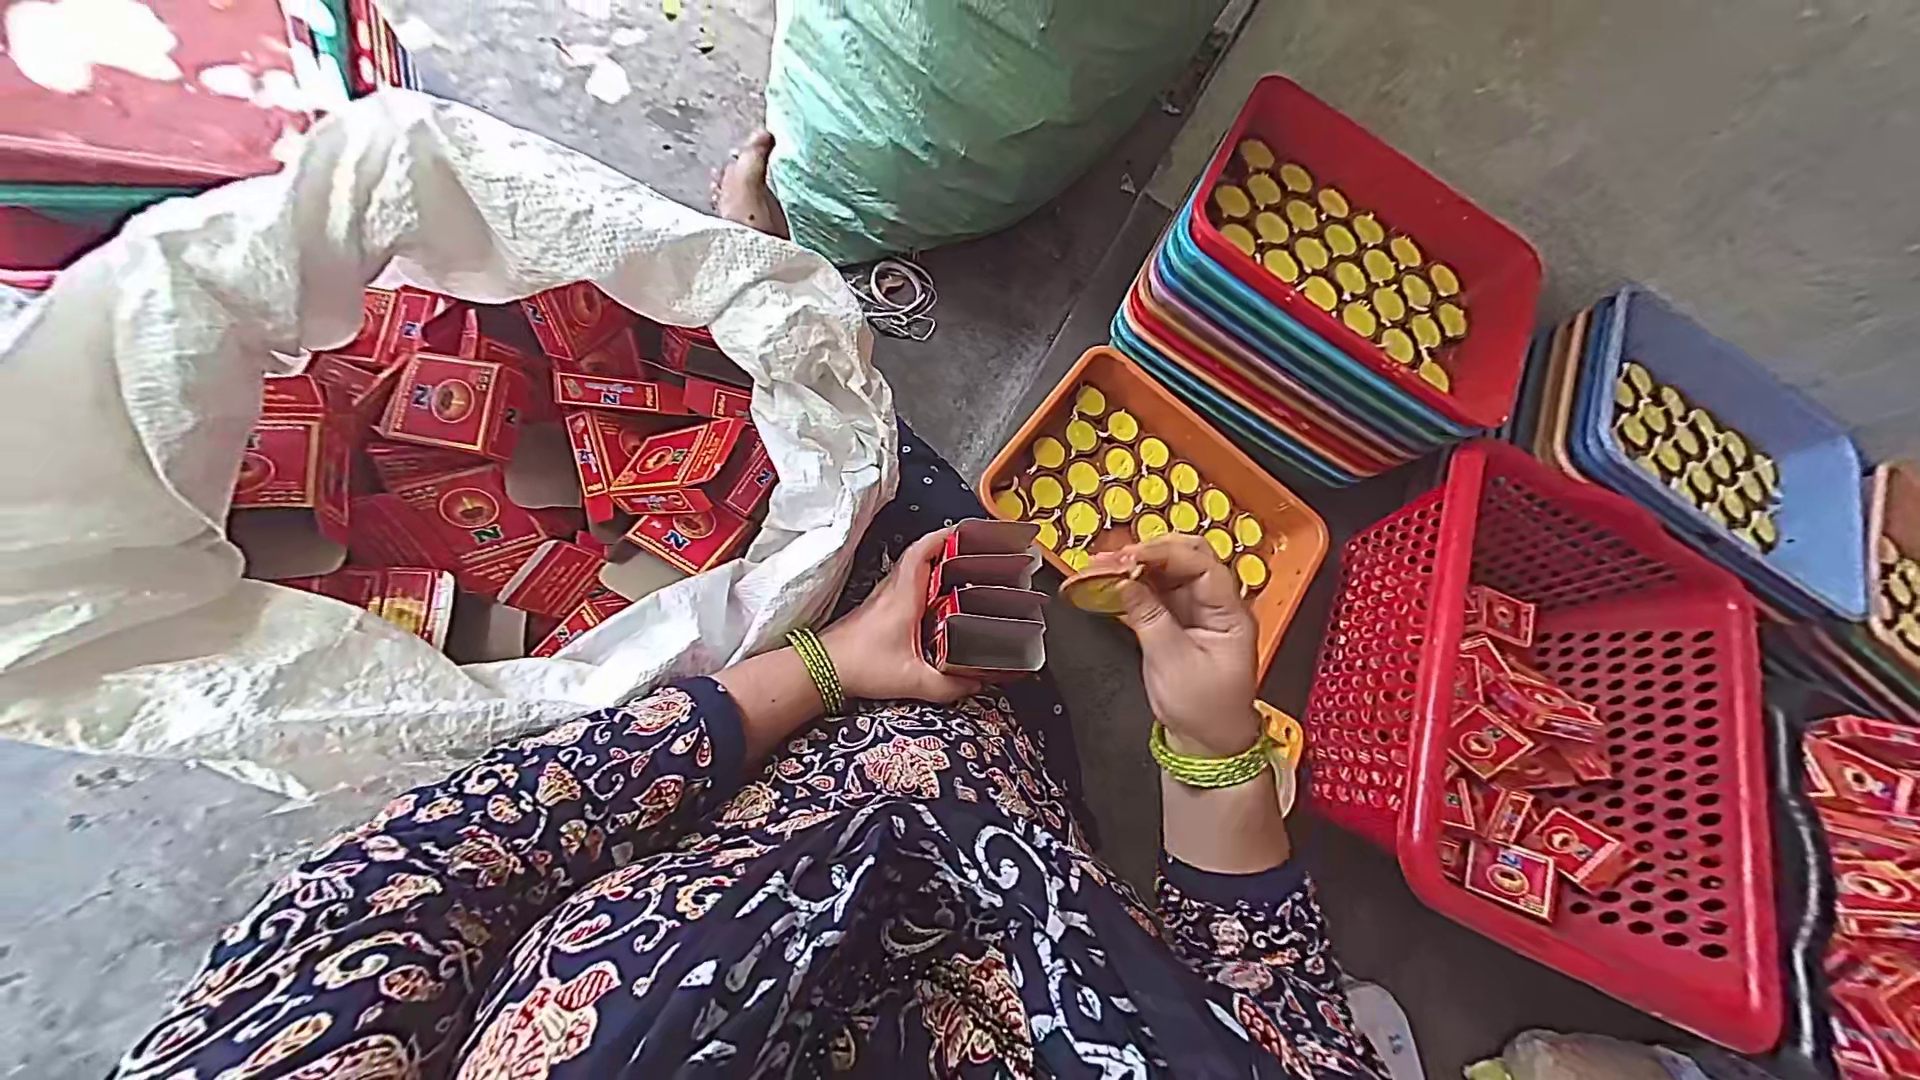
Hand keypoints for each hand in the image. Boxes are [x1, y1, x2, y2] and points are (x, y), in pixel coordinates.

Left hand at [819, 528, 980, 704]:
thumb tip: (975, 684)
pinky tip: (934, 598)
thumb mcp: (912, 680)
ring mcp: (883, 597)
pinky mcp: (877, 608)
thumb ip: (948, 686)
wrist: (822, 669)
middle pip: (920, 554)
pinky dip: (922, 582)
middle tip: (970, 550)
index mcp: (904, 596)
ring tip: (960, 570)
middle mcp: (893, 590)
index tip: (966, 531)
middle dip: (946, 546)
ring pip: (911, 568)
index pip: (923, 551)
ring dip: (934, 563)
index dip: (944, 536)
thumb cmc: (860, 666)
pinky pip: (904, 584)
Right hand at [1115, 535, 1261, 757]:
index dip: (1165, 553)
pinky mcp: (1176, 617)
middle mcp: (1215, 604)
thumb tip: (1125, 583)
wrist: (1207, 740)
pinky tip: (1112, 582)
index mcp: (1230, 612)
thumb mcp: (1172, 662)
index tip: (1131, 556)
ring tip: (1104, 566)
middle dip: (1150, 551)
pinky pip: (1154, 590)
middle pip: (1187, 557)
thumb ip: (1148, 617)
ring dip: (1136, 565)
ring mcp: (1195, 609)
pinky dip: (1132, 583)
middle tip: (1115, 557)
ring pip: (1167, 571)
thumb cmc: (1204, 709)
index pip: (1202, 564)